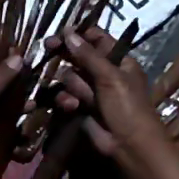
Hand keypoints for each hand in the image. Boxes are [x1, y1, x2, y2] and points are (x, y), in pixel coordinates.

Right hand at [47, 27, 167, 160]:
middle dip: (66, 55)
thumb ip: (87, 54)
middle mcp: (104, 72)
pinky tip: (72, 108)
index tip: (60, 33)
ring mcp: (92, 90)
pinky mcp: (81, 107)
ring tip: (80, 99)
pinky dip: (67, 101)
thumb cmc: (127, 107)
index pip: (97, 38)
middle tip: (48, 48)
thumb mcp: (110, 76)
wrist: (130, 146)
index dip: (79, 34)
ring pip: (70, 77)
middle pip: (79, 56)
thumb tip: (69, 31)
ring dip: (72, 86)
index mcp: (119, 60)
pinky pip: (66, 96)